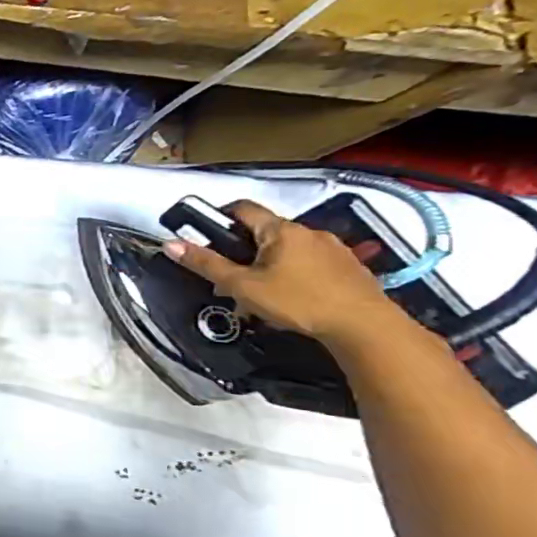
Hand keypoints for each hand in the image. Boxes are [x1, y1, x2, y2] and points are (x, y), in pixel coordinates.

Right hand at [161, 199, 408, 345]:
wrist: (366, 328)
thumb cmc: (299, 302)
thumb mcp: (243, 285)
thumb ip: (206, 264)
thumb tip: (170, 244)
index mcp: (280, 230)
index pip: (242, 208)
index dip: (220, 216)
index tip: (207, 234)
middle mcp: (308, 232)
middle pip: (265, 232)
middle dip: (243, 250)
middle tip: (230, 277)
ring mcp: (334, 249)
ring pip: (288, 249)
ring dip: (269, 264)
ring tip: (259, 293)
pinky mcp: (350, 268)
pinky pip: (311, 262)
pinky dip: (295, 273)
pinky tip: (291, 298)